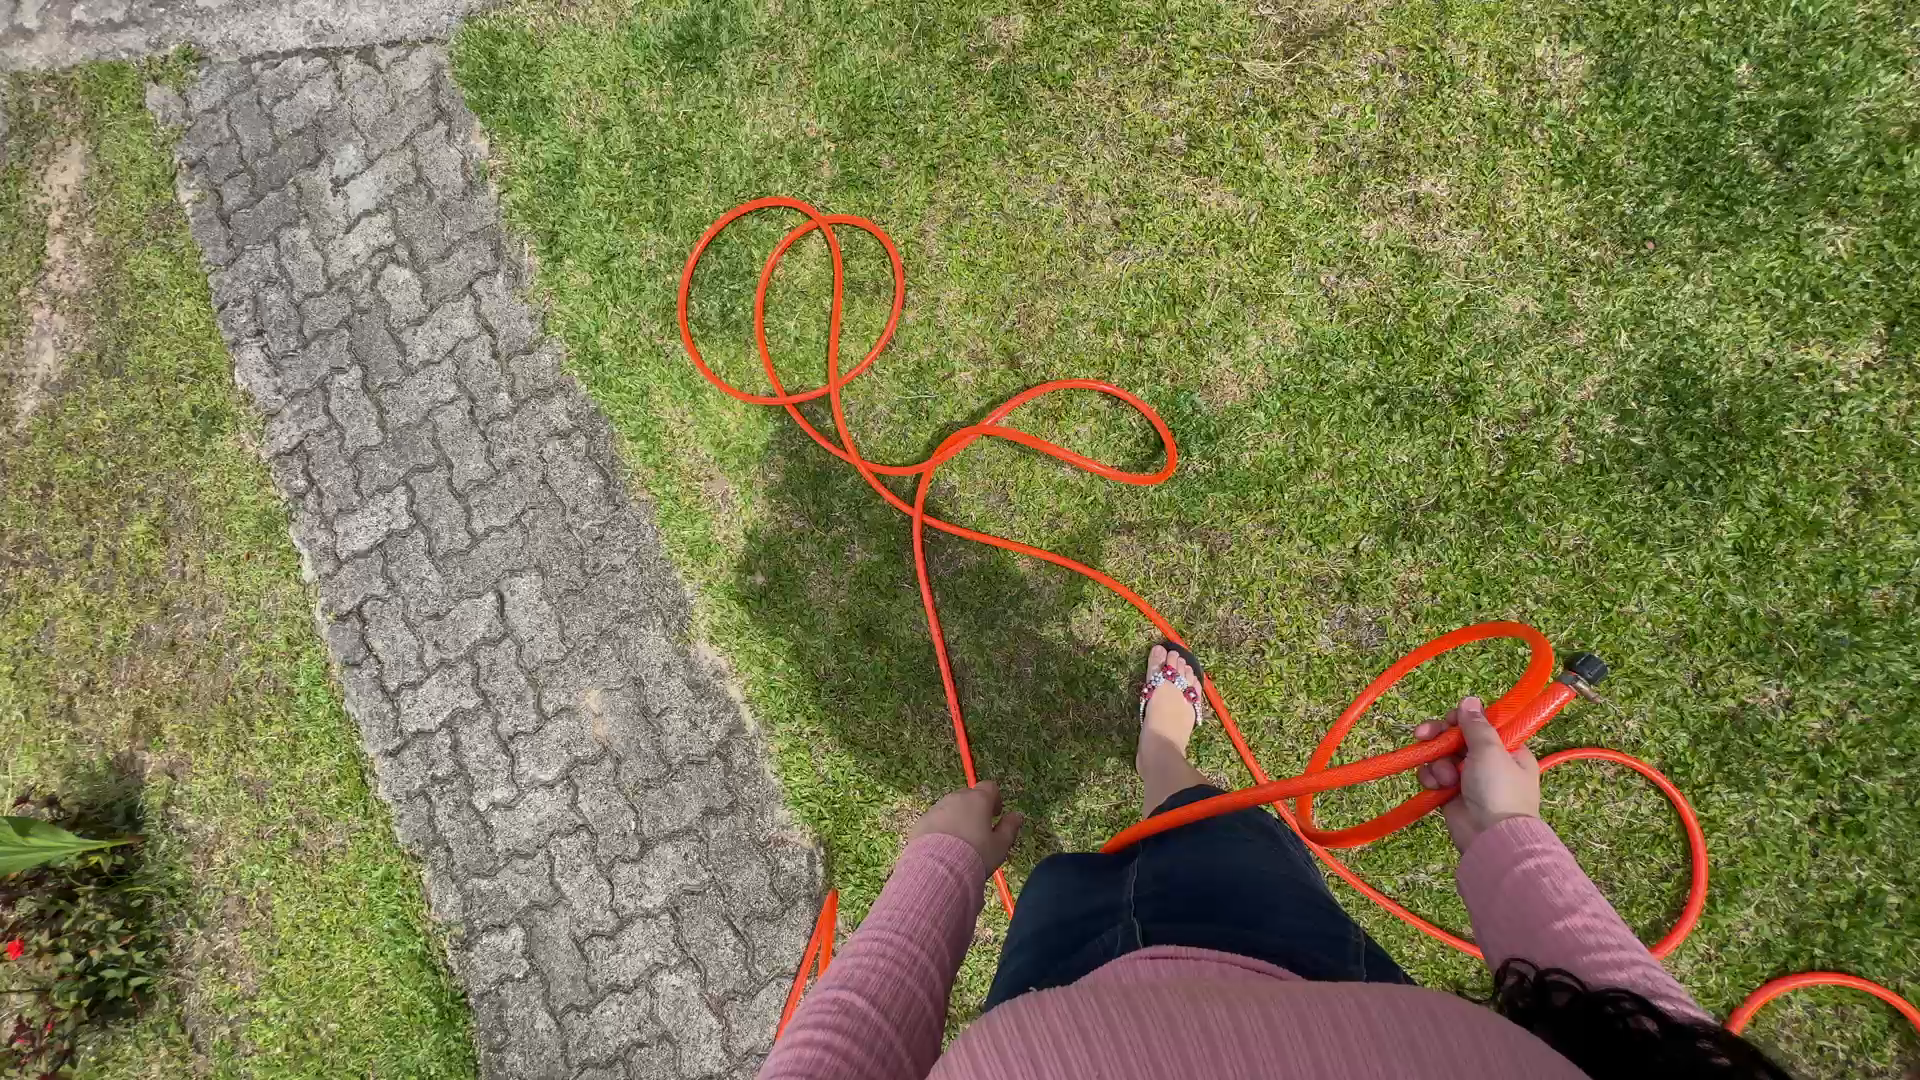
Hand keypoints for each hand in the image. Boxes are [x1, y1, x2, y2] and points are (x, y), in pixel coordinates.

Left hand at [909, 781, 1024, 872]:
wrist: (939, 870)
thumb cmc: (976, 855)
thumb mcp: (1000, 846)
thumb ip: (1009, 828)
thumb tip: (1017, 815)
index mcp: (978, 800)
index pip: (990, 787)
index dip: (995, 799)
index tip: (995, 815)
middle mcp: (956, 798)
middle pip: (968, 796)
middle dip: (974, 809)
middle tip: (978, 832)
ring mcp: (937, 808)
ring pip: (950, 808)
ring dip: (957, 818)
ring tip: (960, 843)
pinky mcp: (921, 821)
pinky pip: (935, 820)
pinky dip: (941, 828)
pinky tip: (943, 849)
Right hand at [1414, 696, 1539, 852]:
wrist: (1490, 835)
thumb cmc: (1498, 789)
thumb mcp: (1490, 751)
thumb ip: (1476, 725)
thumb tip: (1470, 699)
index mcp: (1507, 751)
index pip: (1480, 725)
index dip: (1462, 720)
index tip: (1451, 720)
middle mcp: (1488, 762)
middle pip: (1455, 737)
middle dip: (1438, 737)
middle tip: (1423, 734)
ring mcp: (1468, 777)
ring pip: (1440, 755)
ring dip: (1436, 762)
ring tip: (1443, 777)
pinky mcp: (1449, 791)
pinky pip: (1432, 774)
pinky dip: (1431, 778)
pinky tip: (1437, 786)